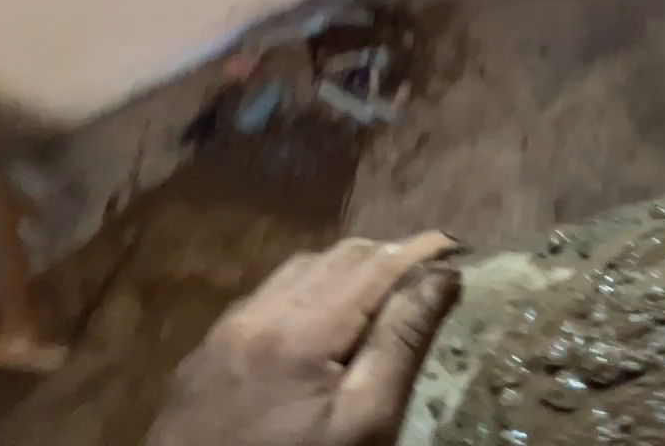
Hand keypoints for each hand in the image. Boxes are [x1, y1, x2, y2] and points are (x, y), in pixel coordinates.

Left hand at [145, 232, 461, 445]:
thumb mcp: (366, 419)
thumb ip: (404, 341)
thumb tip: (445, 275)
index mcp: (301, 333)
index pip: (379, 264)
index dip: (425, 248)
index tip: (461, 247)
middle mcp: (258, 317)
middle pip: (343, 256)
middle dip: (392, 256)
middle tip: (426, 276)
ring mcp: (223, 335)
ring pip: (304, 267)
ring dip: (350, 269)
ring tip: (380, 295)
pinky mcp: (203, 356)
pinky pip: (269, 295)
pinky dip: (310, 289)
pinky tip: (324, 322)